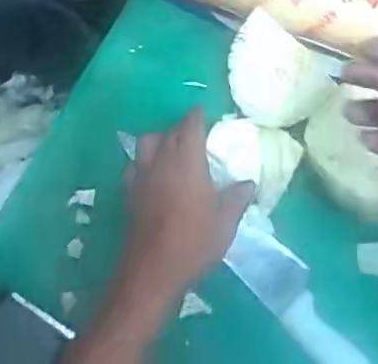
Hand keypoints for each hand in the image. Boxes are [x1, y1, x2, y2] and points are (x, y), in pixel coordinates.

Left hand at [118, 107, 255, 304]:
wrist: (154, 266)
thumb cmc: (194, 241)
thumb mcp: (225, 222)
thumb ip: (237, 198)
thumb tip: (249, 182)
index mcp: (188, 159)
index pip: (191, 125)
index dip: (196, 116)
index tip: (202, 112)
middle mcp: (163, 158)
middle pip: (170, 131)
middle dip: (181, 127)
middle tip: (193, 134)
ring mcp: (142, 171)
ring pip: (148, 141)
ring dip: (159, 139)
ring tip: (169, 148)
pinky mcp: (128, 188)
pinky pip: (134, 164)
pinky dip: (142, 162)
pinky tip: (149, 172)